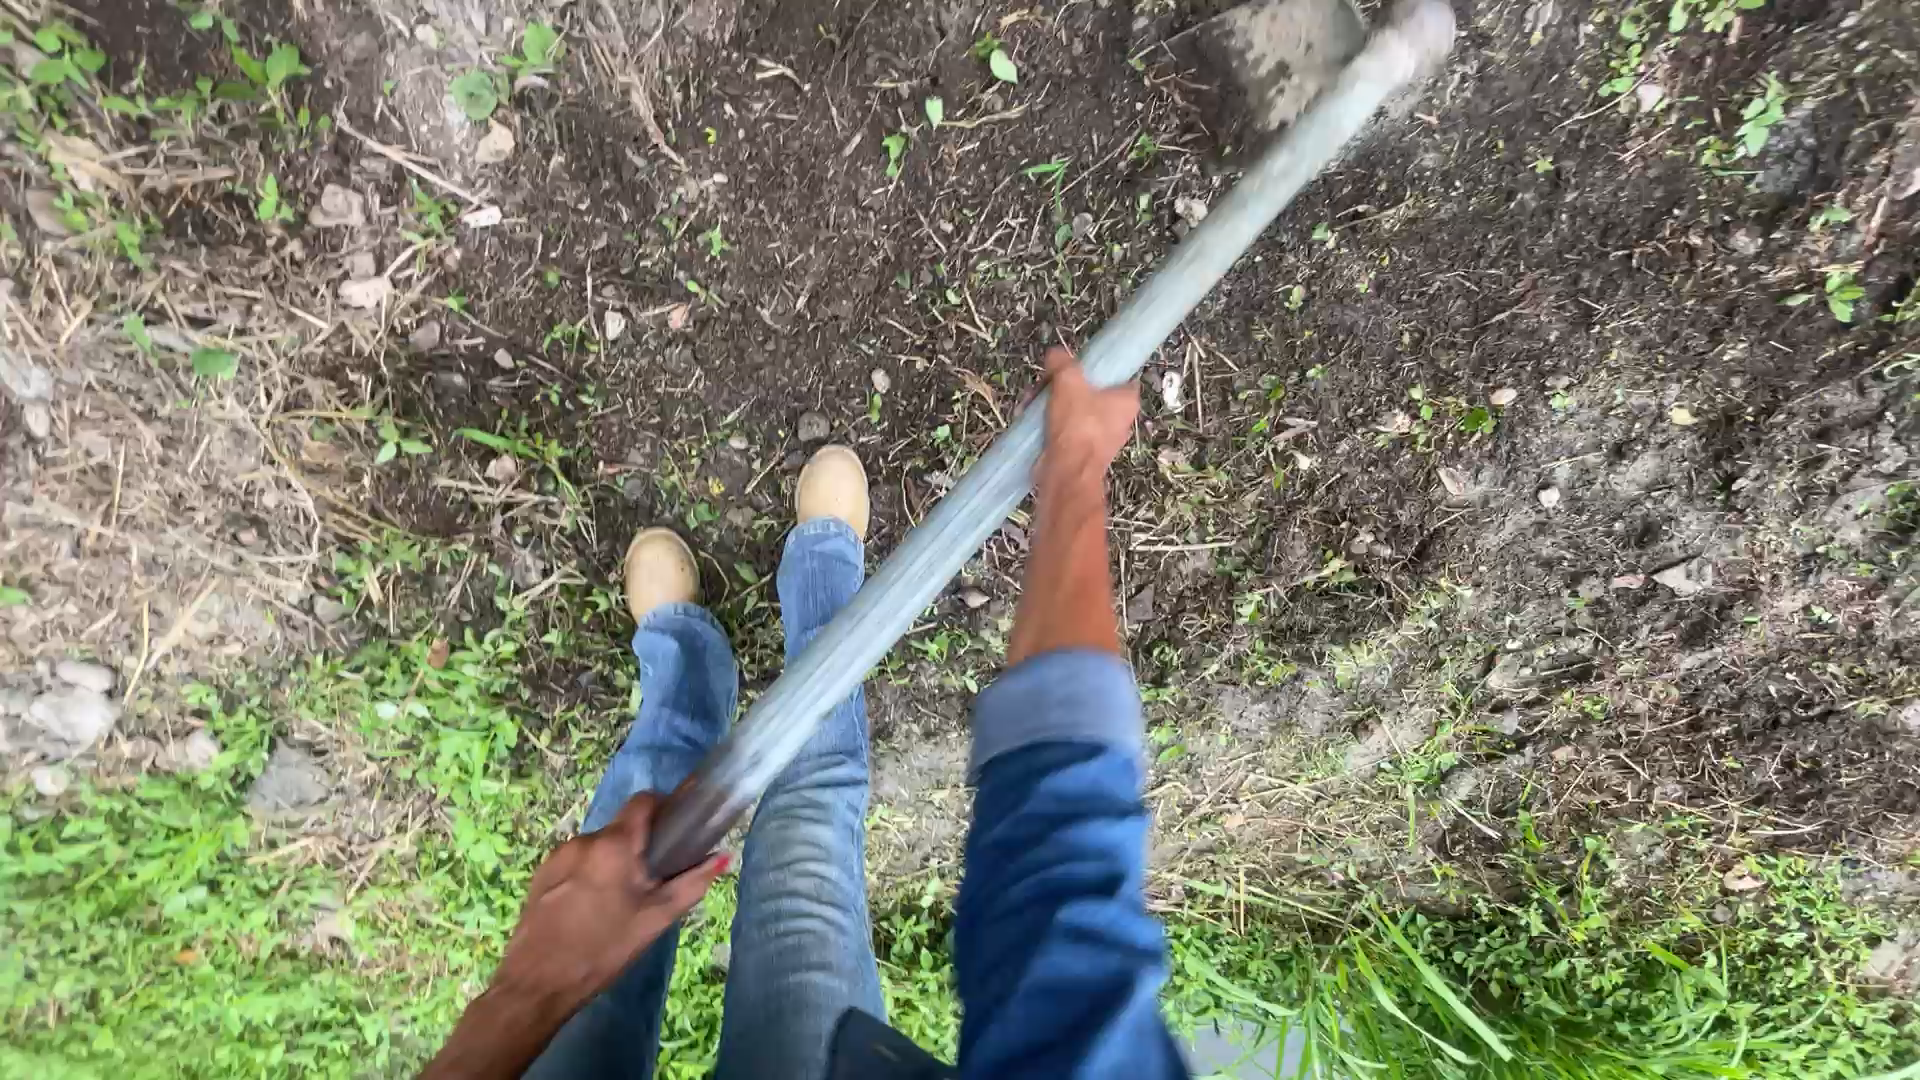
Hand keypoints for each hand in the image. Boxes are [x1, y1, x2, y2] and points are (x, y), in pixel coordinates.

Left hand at [493, 793, 727, 1018]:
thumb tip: (724, 857)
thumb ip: (693, 882)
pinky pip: (576, 862)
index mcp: (615, 843)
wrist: (535, 987)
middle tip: (650, 880)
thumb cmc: (604, 949)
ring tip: (618, 900)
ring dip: (613, 862)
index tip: (676, 829)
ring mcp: (558, 857)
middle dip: (639, 846)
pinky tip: (589, 909)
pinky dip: (589, 874)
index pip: (644, 800)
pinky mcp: (539, 877)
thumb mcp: (656, 918)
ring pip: (599, 847)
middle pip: (622, 828)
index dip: (663, 806)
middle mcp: (585, 840)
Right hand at [1036, 345, 1138, 492]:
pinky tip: (1030, 420)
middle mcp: (1118, 421)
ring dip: (1050, 405)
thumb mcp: (1068, 381)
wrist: (1066, 474)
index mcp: (1127, 401)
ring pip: (1073, 411)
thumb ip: (1062, 362)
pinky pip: (1065, 431)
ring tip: (1030, 404)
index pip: (1118, 375)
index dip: (1097, 368)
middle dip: (1061, 387)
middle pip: (1088, 392)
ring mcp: (1099, 440)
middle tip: (1043, 385)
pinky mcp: (1080, 453)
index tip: (1076, 366)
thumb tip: (1055, 354)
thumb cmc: (1077, 425)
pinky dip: (1049, 424)